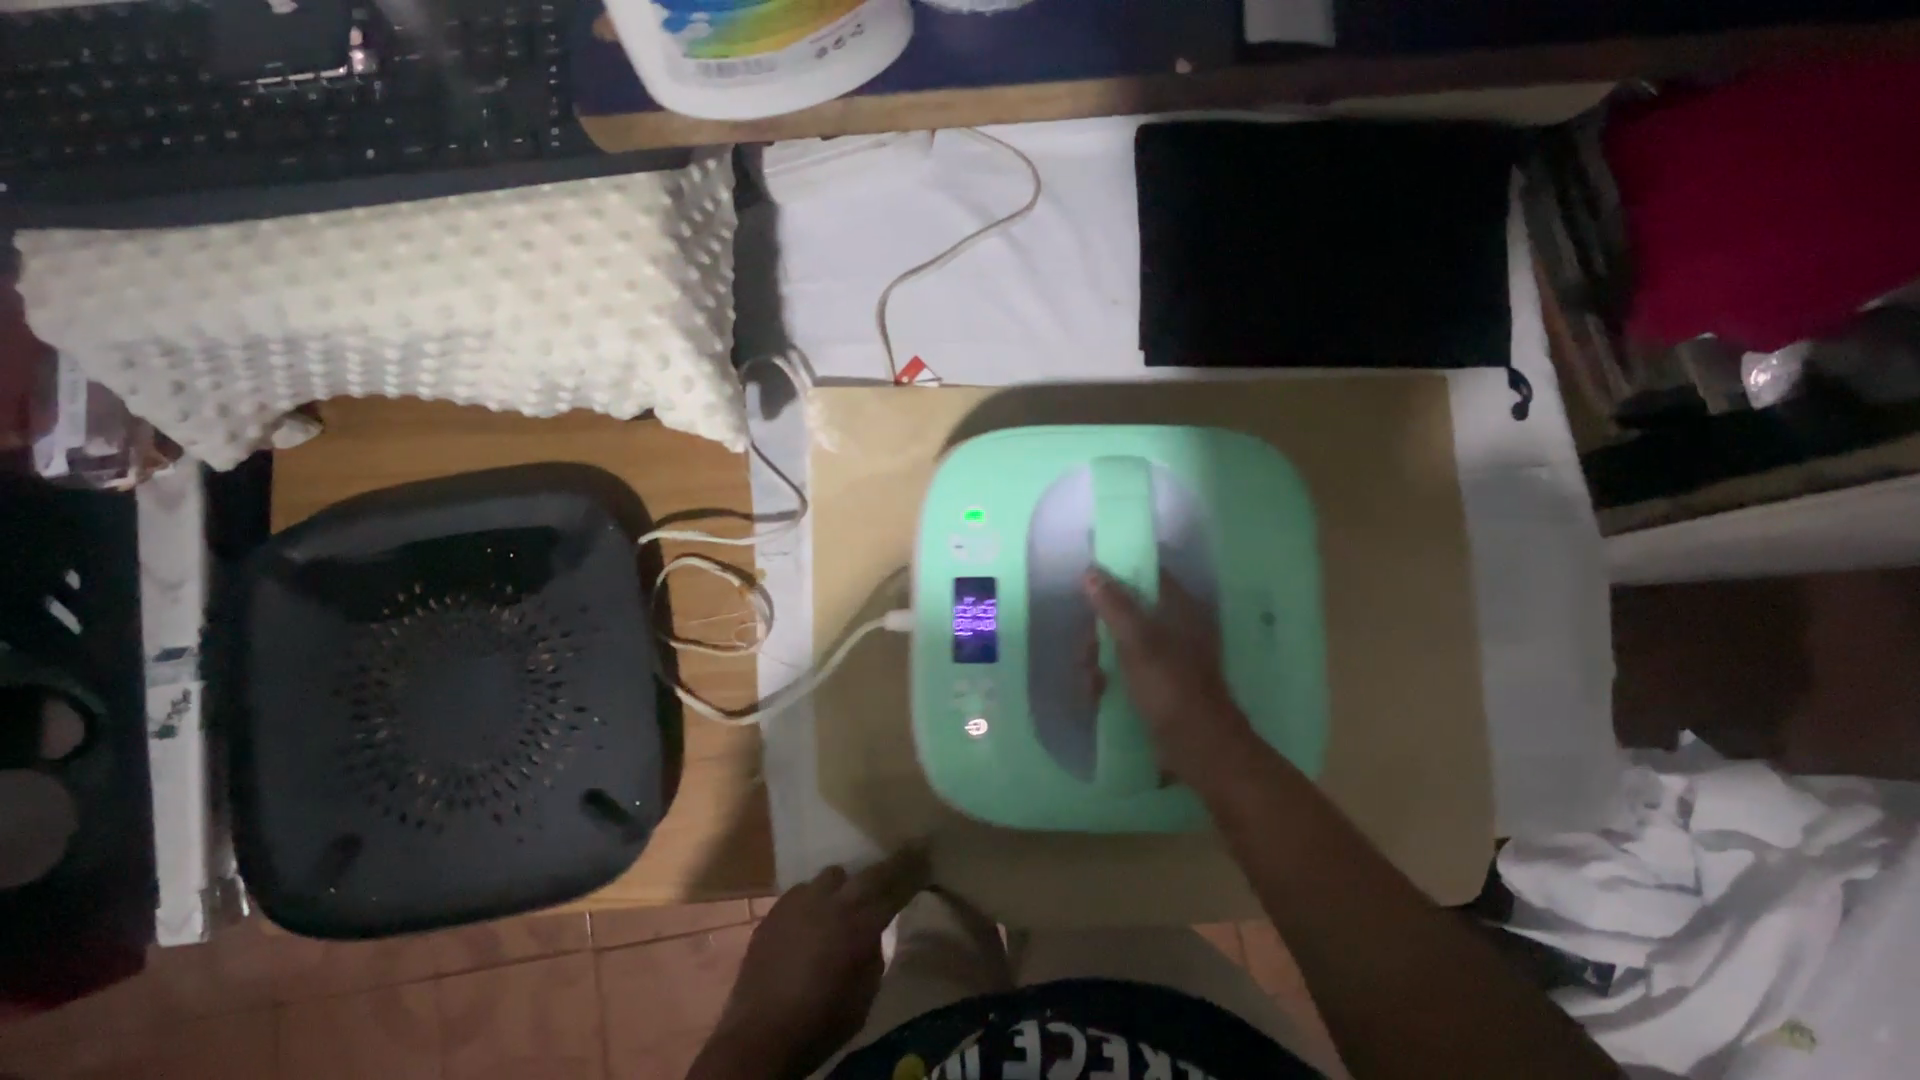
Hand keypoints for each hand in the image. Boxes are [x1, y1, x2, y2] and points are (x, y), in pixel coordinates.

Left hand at [699, 848, 929, 1079]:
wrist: (761, 1034)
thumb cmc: (822, 1022)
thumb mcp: (865, 994)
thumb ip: (872, 954)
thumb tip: (872, 933)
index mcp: (860, 924)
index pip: (895, 887)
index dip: (913, 870)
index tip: (925, 855)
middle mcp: (831, 903)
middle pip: (867, 873)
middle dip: (886, 869)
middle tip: (899, 863)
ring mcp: (799, 903)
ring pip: (830, 877)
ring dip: (844, 885)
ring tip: (844, 901)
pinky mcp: (774, 912)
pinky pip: (802, 893)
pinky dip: (814, 900)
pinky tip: (811, 919)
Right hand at [1083, 568, 1257, 785]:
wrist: (1199, 748)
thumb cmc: (1170, 689)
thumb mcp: (1138, 642)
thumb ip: (1114, 606)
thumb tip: (1091, 571)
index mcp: (1181, 609)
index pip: (1148, 575)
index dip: (1118, 575)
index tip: (1087, 586)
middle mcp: (1178, 628)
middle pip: (1129, 612)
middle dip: (1101, 630)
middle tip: (1086, 650)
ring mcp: (1170, 658)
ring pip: (1124, 643)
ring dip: (1101, 659)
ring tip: (1090, 680)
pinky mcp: (1162, 686)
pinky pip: (1128, 671)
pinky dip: (1111, 679)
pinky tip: (1098, 694)